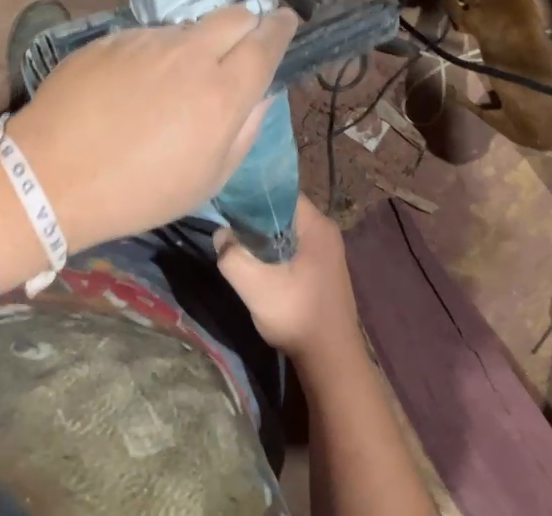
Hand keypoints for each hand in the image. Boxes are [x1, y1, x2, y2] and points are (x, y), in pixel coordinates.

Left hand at [6, 4, 297, 247]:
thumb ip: (246, 129)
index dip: (281, 27)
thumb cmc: (139, 193)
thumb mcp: (208, 178)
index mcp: (223, 92)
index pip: (267, 40)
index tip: (286, 23)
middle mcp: (190, 54)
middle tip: (239, 48)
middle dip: (247, 24)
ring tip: (173, 85)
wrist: (51, 177)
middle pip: (235, 14)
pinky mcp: (113, 39)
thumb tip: (261, 94)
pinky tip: (133, 89)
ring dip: (197, 45)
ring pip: (189, 28)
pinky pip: (148, 38)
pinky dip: (155, 55)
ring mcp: (148, 41)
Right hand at [215, 196, 360, 364]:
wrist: (331, 359)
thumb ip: (232, 256)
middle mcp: (326, 232)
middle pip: (283, 212)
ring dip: (264, 237)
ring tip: (238, 243)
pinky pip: (294, 248)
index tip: (227, 200)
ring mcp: (327, 252)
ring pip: (287, 231)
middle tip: (228, 223)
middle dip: (255, 217)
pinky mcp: (323, 270)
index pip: (281, 192)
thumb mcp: (255, 286)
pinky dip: (275, 251)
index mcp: (317, 225)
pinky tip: (258, 264)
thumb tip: (221, 234)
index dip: (253, 194)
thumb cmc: (296, 315)